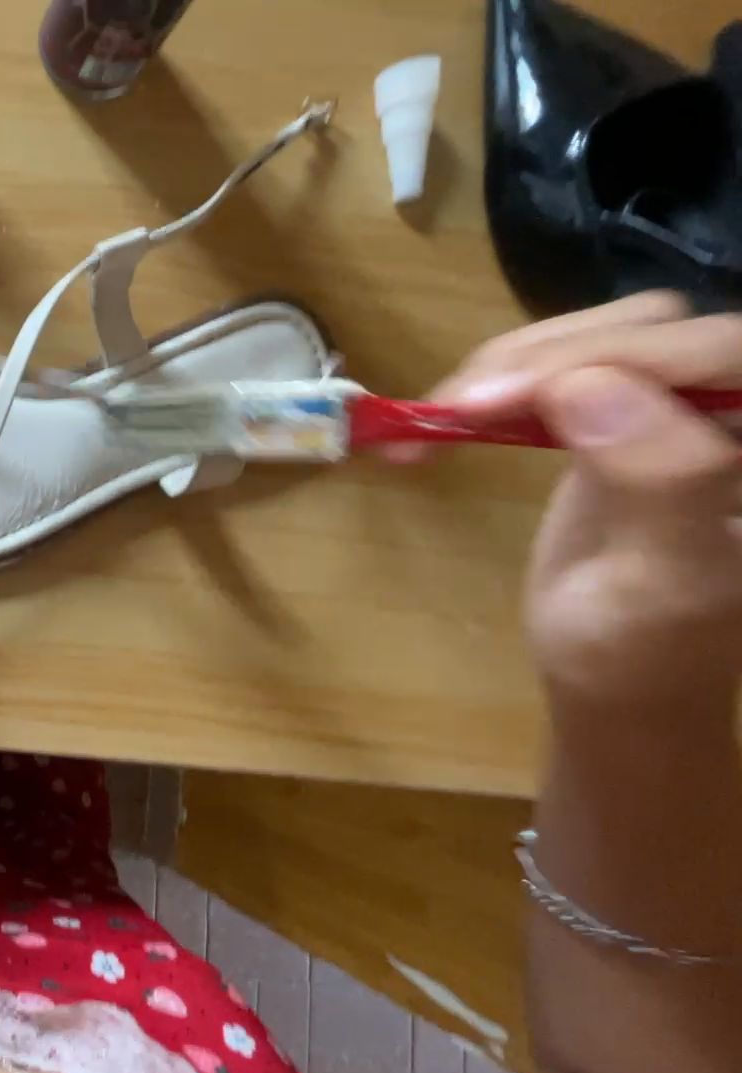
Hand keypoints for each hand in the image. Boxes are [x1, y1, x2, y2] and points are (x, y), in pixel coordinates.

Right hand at [406, 293, 741, 708]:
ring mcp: (676, 410)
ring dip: (499, 370)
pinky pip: (553, 369)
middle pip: (647, 329)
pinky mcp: (615, 420)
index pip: (713, 351)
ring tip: (431, 421)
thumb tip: (588, 386)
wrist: (612, 675)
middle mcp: (739, 407)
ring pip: (591, 337)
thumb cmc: (640, 647)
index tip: (481, 404)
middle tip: (447, 414)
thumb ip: (660, 480)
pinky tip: (441, 424)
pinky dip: (487, 387)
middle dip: (535, 362)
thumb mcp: (662, 580)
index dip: (598, 360)